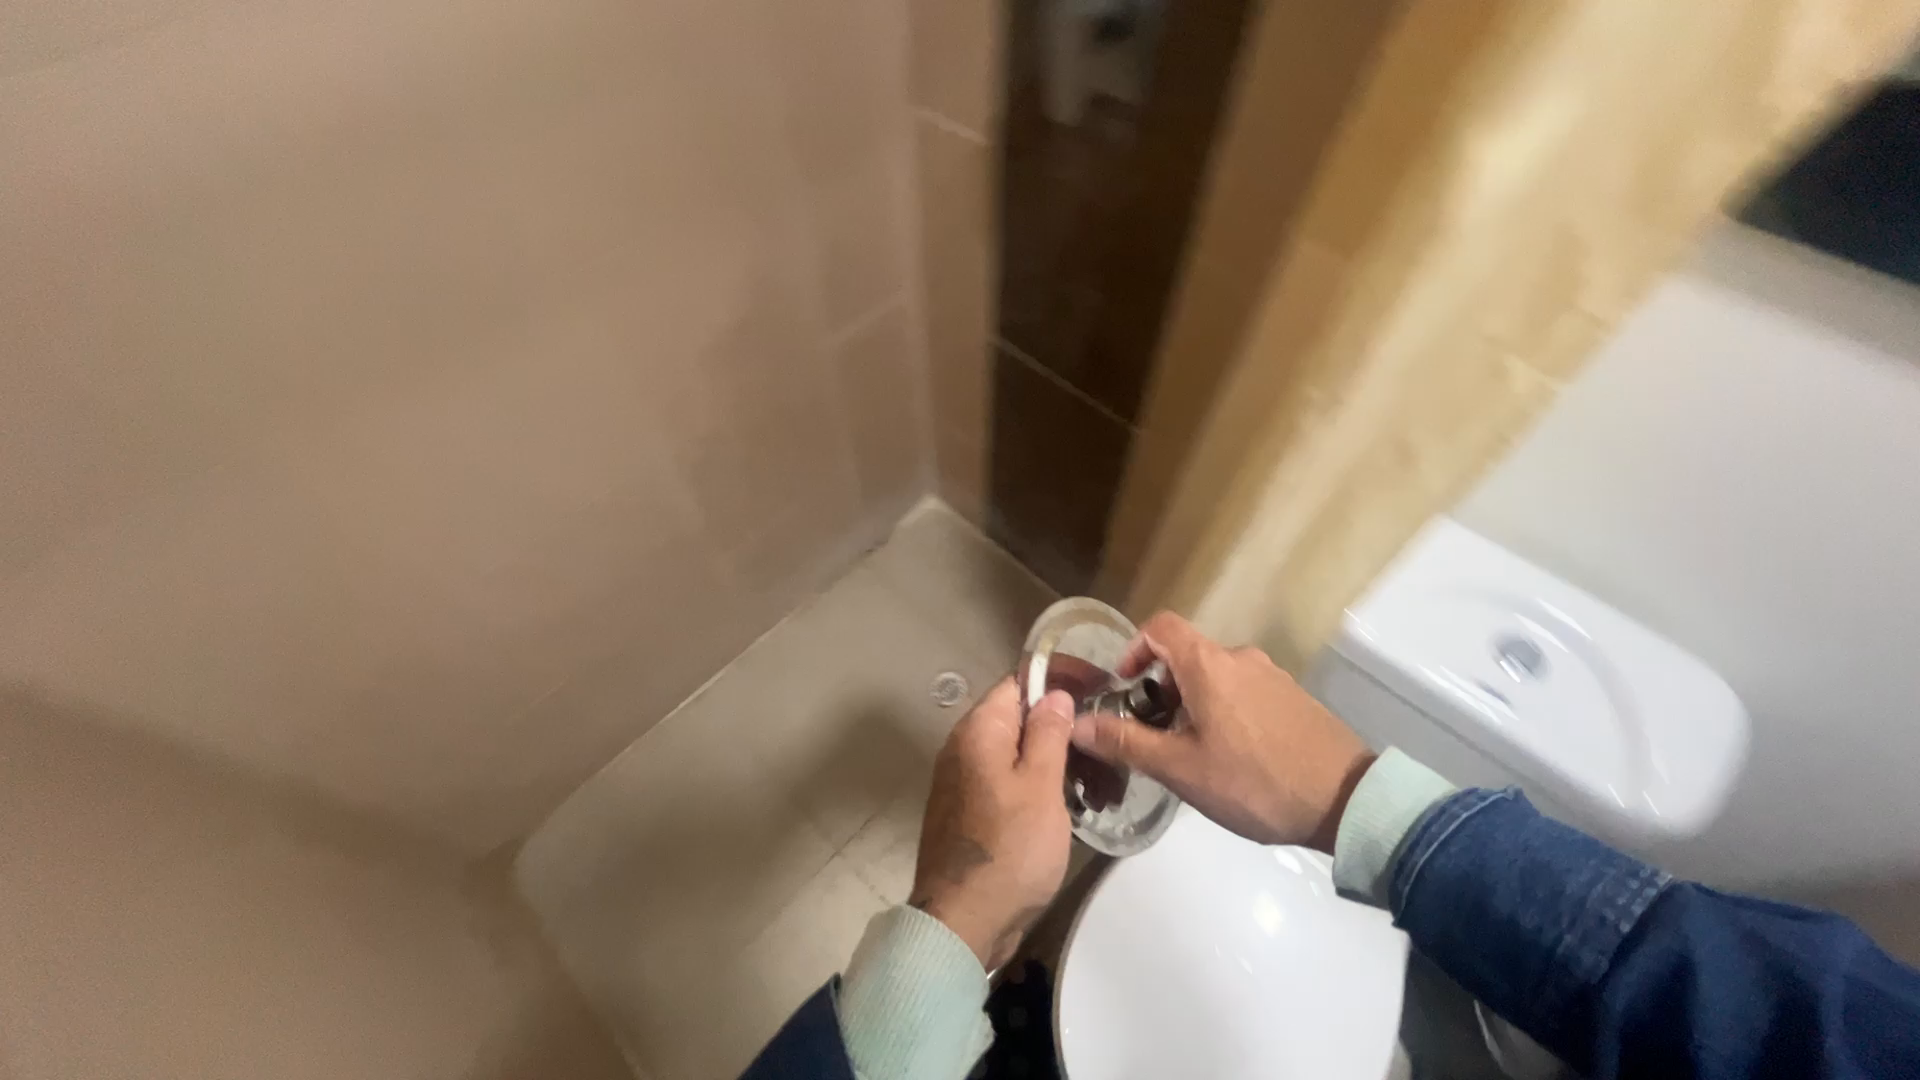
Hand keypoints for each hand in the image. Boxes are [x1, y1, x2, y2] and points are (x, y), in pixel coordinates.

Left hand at [911, 677, 1075, 970]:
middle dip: (1070, 730)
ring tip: (1104, 792)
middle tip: (1110, 753)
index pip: (1019, 681)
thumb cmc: (1009, 849)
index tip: (1101, 687)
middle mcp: (966, 747)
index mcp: (979, 731)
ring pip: (1022, 754)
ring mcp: (968, 781)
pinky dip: (1045, 788)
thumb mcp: (1039, 786)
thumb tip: (1054, 693)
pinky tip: (1077, 809)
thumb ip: (1047, 733)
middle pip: (1023, 718)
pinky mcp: (974, 811)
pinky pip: (1013, 783)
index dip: (1061, 678)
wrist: (963, 922)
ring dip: (1063, 764)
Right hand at [1070, 611, 1374, 852]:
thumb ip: (1126, 742)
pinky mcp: (1294, 698)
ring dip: (1193, 702)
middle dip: (1161, 688)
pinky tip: (1233, 757)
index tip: (1125, 686)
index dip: (1134, 649)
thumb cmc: (1253, 781)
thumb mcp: (1180, 768)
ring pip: (1216, 676)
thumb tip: (1076, 724)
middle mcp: (1240, 658)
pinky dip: (1225, 710)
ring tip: (1192, 751)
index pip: (1160, 627)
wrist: (1348, 802)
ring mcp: (1272, 676)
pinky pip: (1245, 691)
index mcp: (1208, 664)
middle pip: (1186, 655)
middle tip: (1155, 734)